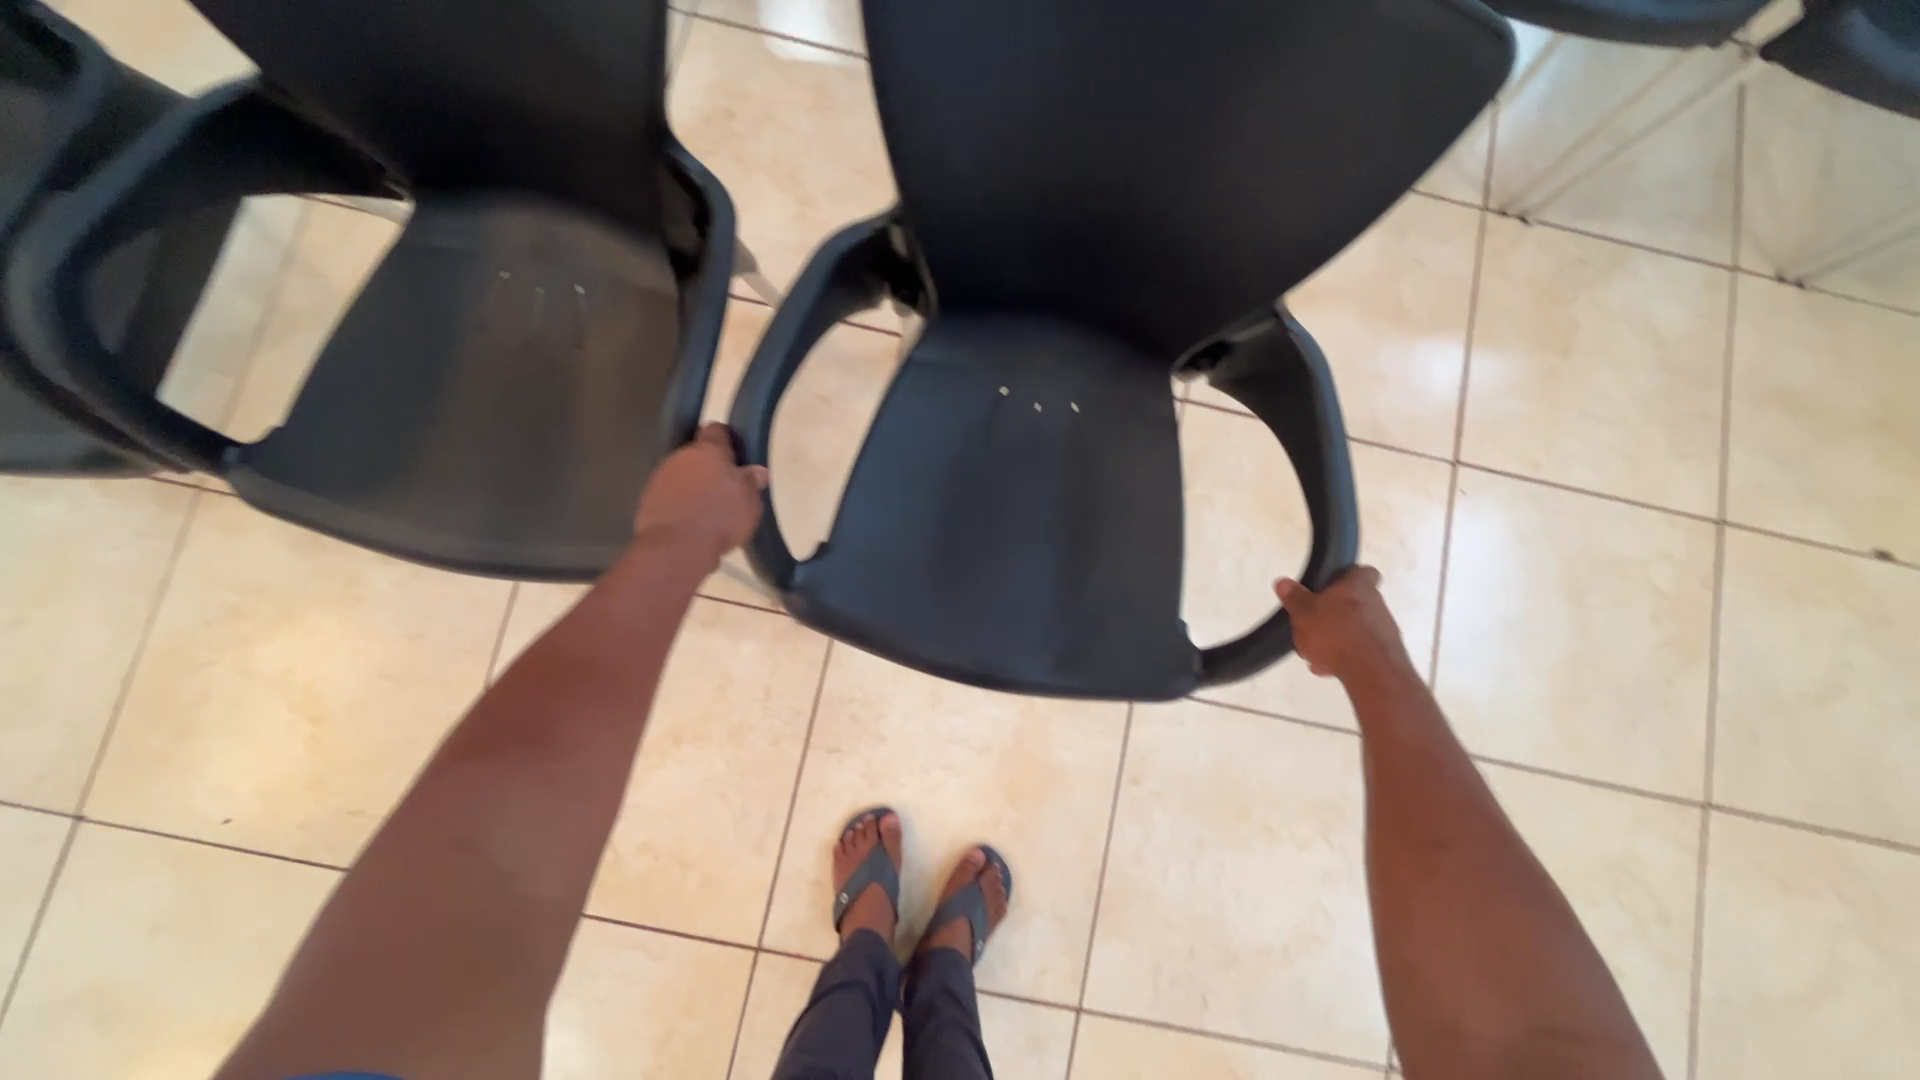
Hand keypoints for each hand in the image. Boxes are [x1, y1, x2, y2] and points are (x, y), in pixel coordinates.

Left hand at [633, 423, 768, 567]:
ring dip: (694, 488)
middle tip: (726, 489)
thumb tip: (757, 471)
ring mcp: (660, 479)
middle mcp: (680, 458)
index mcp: (707, 451)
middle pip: (696, 456)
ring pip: (682, 477)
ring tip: (710, 511)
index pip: (715, 431)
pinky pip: (670, 499)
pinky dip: (681, 507)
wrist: (676, 548)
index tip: (734, 450)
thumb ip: (751, 482)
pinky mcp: (648, 503)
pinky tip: (693, 525)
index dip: (725, 438)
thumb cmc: (720, 516)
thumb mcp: (749, 501)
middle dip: (710, 469)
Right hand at [1274, 567, 1415, 682]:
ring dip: (1337, 638)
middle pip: (1355, 603)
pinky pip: (1360, 649)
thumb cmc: (1335, 633)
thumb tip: (1282, 582)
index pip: (1364, 572)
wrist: (1371, 673)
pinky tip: (1328, 668)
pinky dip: (1345, 656)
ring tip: (1316, 654)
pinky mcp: (1386, 653)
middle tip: (1313, 625)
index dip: (1349, 576)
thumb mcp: (1304, 613)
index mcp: (1358, 587)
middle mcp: (1376, 604)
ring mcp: (1384, 629)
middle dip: (1334, 614)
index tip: (1333, 585)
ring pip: (1355, 628)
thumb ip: (1294, 598)